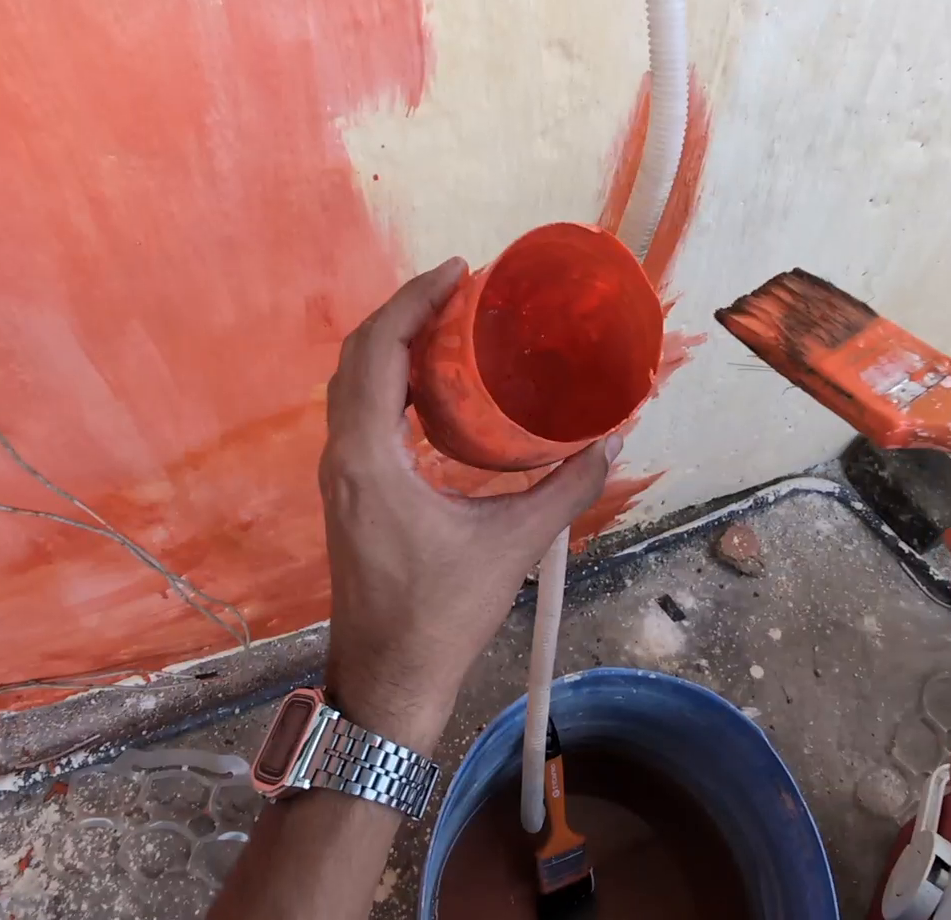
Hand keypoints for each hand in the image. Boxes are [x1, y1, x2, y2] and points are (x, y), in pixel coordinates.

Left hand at [319, 258, 616, 752]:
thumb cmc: (444, 613)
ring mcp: (338, 475)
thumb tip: (612, 440)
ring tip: (450, 326)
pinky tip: (433, 386)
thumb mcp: (513, 545)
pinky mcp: (348, 491)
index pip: (376, 352)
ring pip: (352, 384)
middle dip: (404, 313)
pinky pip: (360, 412)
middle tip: (460, 292)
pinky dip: (390, 381)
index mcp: (369, 458)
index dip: (413, 301)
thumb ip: (566, 489)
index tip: (458, 271)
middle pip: (357, 357)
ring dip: (393, 345)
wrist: (387, 680)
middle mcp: (342, 455)